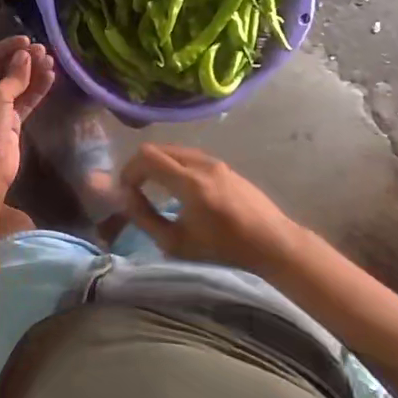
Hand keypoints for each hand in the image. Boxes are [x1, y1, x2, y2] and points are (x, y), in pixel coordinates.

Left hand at [0, 35, 54, 189]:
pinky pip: (23, 103)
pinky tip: (50, 78)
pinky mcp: (9, 126)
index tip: (26, 40)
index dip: (3, 49)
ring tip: (51, 61)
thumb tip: (25, 55)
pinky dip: (35, 92)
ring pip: (15, 88)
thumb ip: (13, 76)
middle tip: (43, 50)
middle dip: (21, 61)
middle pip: (0, 72)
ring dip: (31, 74)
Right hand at [119, 143, 305, 272]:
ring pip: (175, 150)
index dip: (129, 170)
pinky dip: (175, 166)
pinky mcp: (225, 166)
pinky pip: (191, 157)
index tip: (126, 192)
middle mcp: (201, 164)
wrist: (271, 242)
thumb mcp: (176, 243)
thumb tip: (126, 198)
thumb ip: (145, 218)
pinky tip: (179, 189)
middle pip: (159, 148)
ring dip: (159, 164)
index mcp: (189, 182)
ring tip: (155, 189)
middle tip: (135, 189)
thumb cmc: (223, 248)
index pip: (146, 157)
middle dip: (140, 166)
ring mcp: (216, 162)